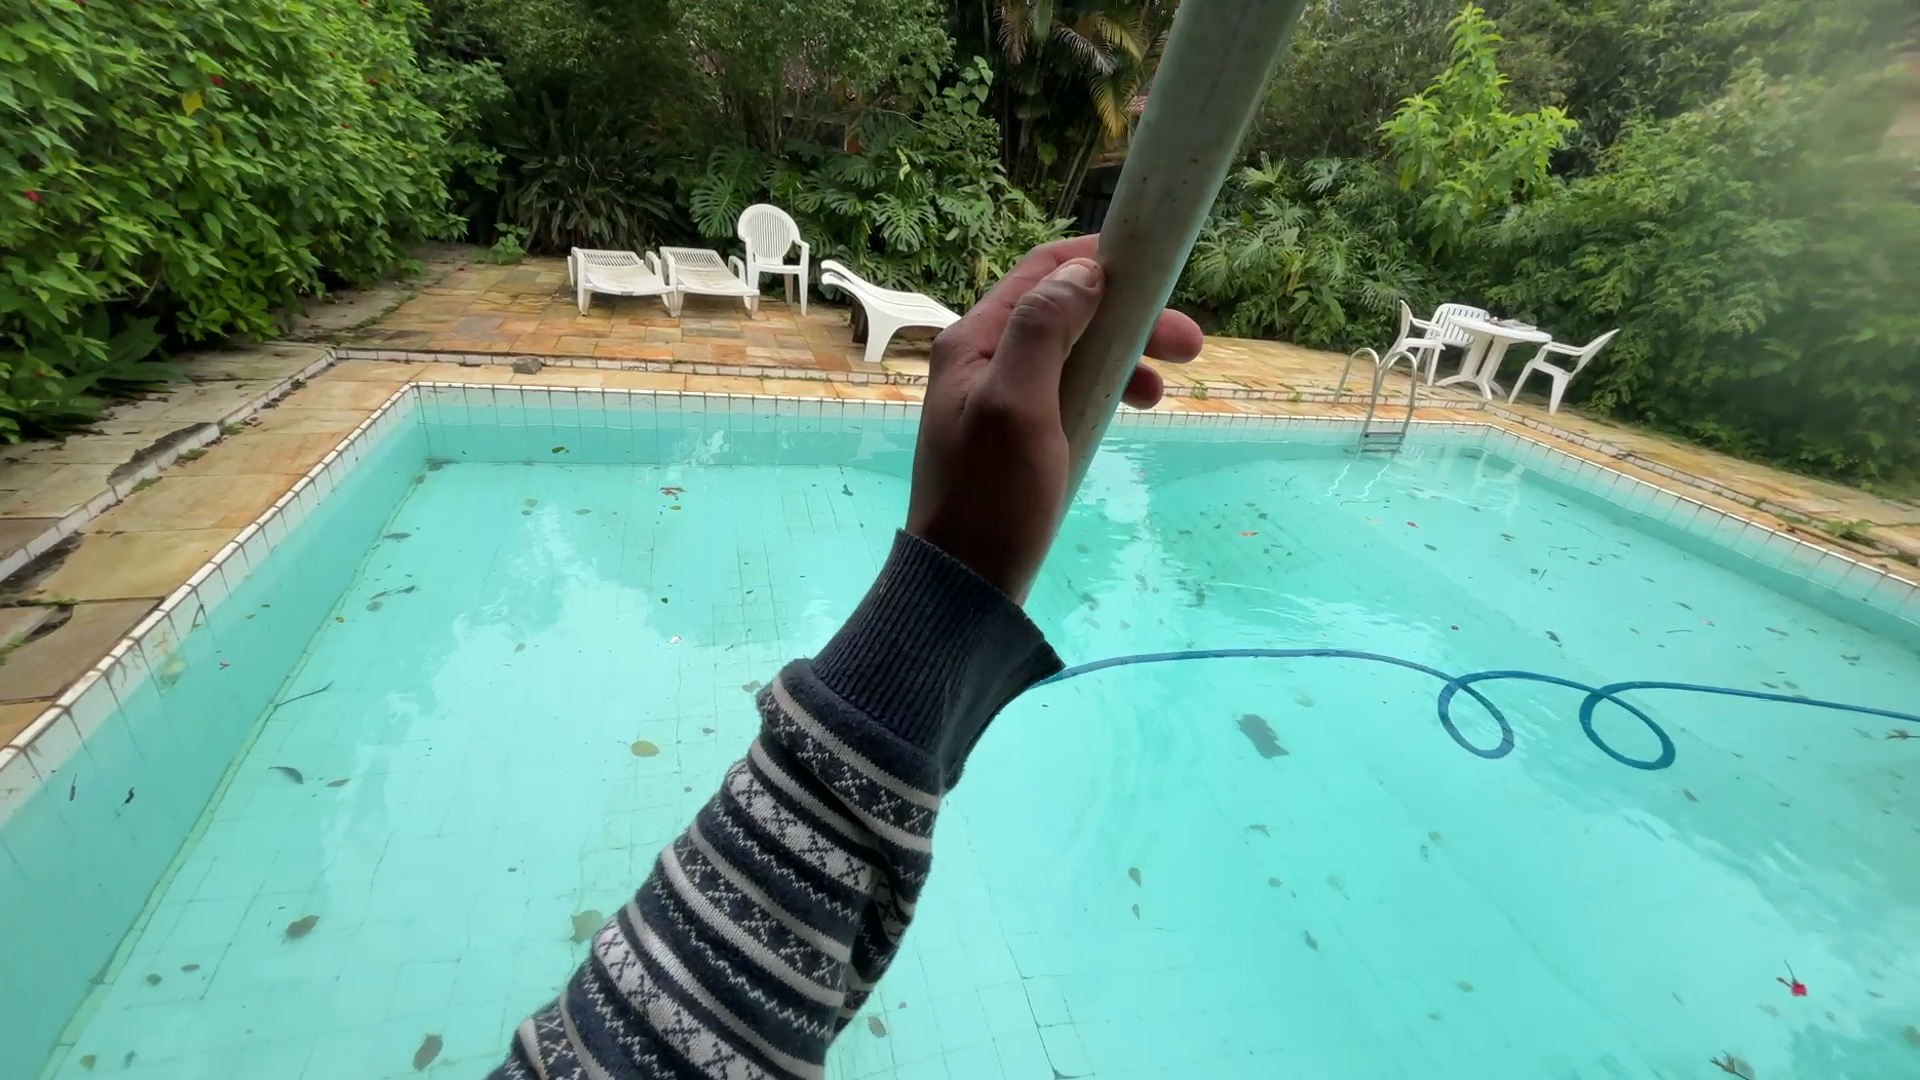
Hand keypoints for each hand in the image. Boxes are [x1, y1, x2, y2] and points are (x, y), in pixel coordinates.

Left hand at [906, 235, 1203, 601]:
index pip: (1041, 273)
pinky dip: (1102, 393)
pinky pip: (1066, 394)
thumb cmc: (991, 497)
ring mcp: (999, 400)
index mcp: (974, 342)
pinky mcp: (1017, 435)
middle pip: (1064, 314)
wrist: (966, 582)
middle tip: (1190, 345)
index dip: (1099, 262)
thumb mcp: (1016, 406)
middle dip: (1126, 319)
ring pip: (1071, 356)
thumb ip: (1043, 331)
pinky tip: (1127, 411)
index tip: (1158, 274)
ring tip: (1163, 390)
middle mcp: (983, 361)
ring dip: (1121, 359)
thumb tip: (1083, 274)